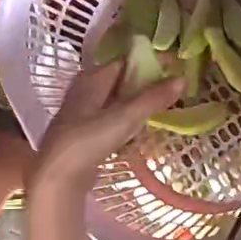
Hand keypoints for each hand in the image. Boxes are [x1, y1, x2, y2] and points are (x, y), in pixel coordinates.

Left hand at [32, 61, 182, 193]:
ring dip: (135, 103)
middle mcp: (84, 90)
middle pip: (119, 80)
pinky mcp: (82, 134)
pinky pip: (110, 119)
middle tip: (172, 90)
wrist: (57, 178)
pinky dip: (126, 120)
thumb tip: (183, 78)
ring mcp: (81, 113)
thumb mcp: (125, 117)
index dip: (148, 63)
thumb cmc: (88, 141)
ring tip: (161, 108)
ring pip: (114, 101)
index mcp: (91, 78)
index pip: (124, 61)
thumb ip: (153, 98)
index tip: (173, 69)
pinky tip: (138, 129)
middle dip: (144, 83)